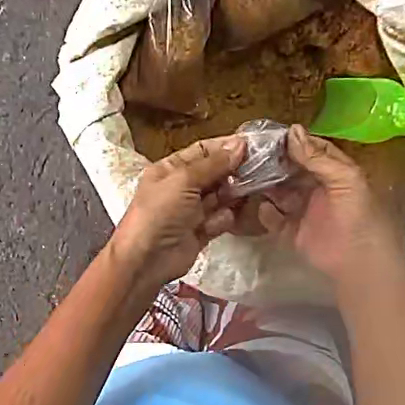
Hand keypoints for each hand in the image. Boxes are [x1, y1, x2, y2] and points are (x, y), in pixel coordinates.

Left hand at [110, 135, 246, 284]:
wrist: (147, 260)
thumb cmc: (159, 213)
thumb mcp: (184, 181)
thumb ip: (214, 164)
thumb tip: (240, 144)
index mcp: (170, 169)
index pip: (202, 151)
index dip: (225, 147)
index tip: (251, 145)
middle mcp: (182, 187)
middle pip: (215, 173)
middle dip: (233, 172)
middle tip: (258, 169)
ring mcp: (192, 210)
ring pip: (221, 196)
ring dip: (232, 195)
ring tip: (245, 193)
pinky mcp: (202, 231)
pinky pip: (220, 218)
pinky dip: (223, 219)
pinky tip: (219, 222)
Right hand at [238, 124, 404, 285]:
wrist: (362, 262)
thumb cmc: (360, 215)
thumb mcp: (345, 179)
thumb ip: (318, 157)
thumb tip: (292, 130)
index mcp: (337, 174)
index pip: (314, 151)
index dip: (295, 142)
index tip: (271, 134)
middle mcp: (320, 190)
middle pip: (294, 171)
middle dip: (276, 162)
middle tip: (253, 152)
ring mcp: (307, 213)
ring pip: (281, 193)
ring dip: (268, 184)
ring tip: (249, 174)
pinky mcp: (295, 234)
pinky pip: (275, 220)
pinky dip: (267, 213)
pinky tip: (262, 206)